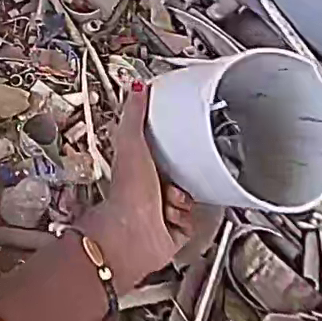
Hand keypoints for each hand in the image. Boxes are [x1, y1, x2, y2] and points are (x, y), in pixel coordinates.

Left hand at [84, 81, 202, 290]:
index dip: (171, 144)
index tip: (181, 139)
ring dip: (184, 198)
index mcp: (135, 161)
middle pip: (178, 172)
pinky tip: (174, 216)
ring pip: (188, 196)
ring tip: (173, 199)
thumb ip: (134, 114)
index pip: (158, 146)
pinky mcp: (173, 228)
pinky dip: (187, 218)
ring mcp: (159, 207)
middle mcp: (146, 184)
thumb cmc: (128, 190)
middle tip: (176, 179)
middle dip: (184, 175)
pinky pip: (193, 219)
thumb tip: (137, 86)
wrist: (135, 233)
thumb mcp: (131, 142)